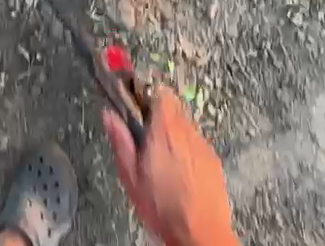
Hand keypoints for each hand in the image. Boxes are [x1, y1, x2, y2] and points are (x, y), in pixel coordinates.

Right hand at [102, 86, 239, 245]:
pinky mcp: (214, 159)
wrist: (201, 234)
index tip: (137, 106)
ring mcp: (203, 144)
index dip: (147, 96)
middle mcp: (186, 130)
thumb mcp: (131, 177)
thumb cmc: (163, 208)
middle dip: (159, 118)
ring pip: (185, 126)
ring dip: (174, 135)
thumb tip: (109, 114)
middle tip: (147, 139)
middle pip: (172, 108)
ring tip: (164, 161)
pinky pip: (197, 144)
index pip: (159, 92)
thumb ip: (121, 140)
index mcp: (163, 129)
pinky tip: (180, 172)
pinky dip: (187, 151)